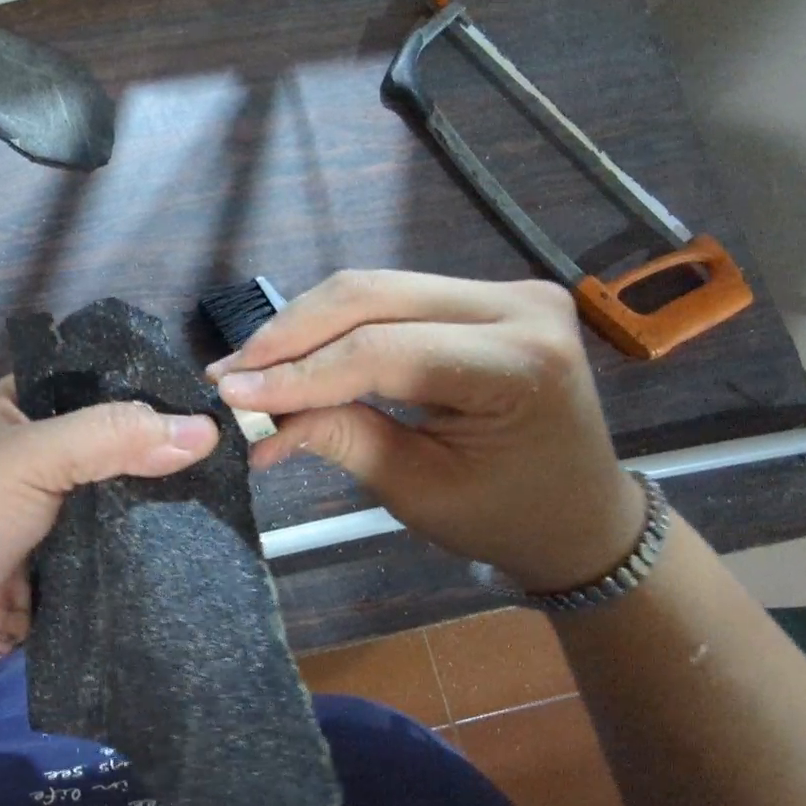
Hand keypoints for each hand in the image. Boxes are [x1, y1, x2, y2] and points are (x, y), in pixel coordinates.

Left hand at [0, 378, 218, 669]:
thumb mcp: (31, 456)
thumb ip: (112, 436)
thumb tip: (208, 431)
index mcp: (25, 405)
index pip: (103, 380)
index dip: (155, 388)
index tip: (223, 401)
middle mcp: (47, 449)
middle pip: (122, 439)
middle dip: (171, 449)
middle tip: (244, 453)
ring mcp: (62, 507)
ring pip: (129, 493)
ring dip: (168, 498)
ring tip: (238, 493)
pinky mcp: (76, 558)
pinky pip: (125, 542)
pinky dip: (155, 541)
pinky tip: (207, 536)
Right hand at [208, 270, 644, 592]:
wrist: (578, 512)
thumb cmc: (503, 516)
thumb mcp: (415, 488)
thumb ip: (338, 438)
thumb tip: (253, 417)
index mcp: (518, 364)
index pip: (381, 351)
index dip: (297, 373)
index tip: (229, 394)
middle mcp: (516, 306)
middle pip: (370, 298)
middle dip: (287, 337)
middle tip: (227, 374)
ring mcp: (500, 292)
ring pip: (369, 289)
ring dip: (299, 329)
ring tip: (246, 368)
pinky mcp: (478, 297)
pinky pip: (384, 299)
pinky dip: (327, 329)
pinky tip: (288, 355)